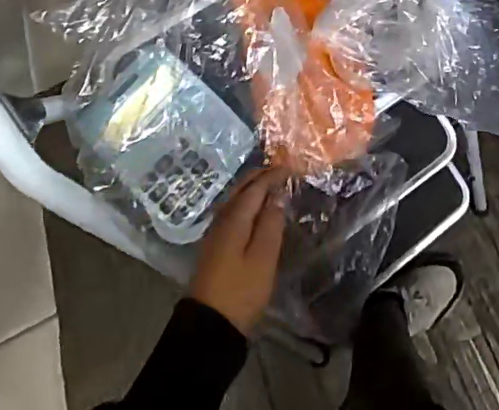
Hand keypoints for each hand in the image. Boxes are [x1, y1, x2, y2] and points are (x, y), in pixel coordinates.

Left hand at [189, 166, 291, 333]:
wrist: (206, 331)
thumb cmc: (241, 291)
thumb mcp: (263, 256)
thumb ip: (271, 222)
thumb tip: (277, 195)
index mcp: (234, 220)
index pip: (255, 187)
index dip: (273, 175)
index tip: (291, 166)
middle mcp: (221, 222)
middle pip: (240, 190)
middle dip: (259, 177)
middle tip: (281, 170)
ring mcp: (214, 237)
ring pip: (234, 202)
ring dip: (251, 190)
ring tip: (271, 186)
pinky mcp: (214, 250)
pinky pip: (232, 215)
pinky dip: (246, 205)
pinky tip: (254, 212)